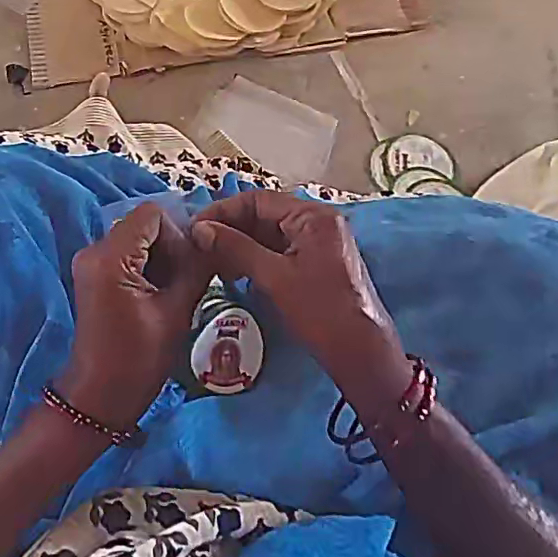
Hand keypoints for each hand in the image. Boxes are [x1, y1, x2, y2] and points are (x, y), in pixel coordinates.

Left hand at [56, 203, 211, 429]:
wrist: (100, 398)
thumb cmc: (138, 359)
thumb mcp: (176, 311)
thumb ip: (196, 268)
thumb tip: (216, 241)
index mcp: (110, 257)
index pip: (152, 215)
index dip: (178, 234)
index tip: (189, 266)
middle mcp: (94, 251)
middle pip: (144, 225)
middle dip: (171, 247)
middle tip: (186, 282)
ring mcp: (91, 263)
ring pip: (138, 239)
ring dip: (162, 259)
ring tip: (174, 293)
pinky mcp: (94, 275)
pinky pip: (128, 254)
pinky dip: (148, 267)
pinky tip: (160, 295)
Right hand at [192, 191, 409, 408]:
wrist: (362, 356)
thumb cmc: (320, 311)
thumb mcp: (274, 277)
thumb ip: (236, 248)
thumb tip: (200, 230)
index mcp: (313, 216)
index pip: (258, 200)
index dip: (223, 211)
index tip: (195, 229)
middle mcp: (318, 222)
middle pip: (263, 215)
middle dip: (230, 230)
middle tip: (198, 248)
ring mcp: (319, 243)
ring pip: (269, 235)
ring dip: (240, 246)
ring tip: (211, 262)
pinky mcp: (317, 264)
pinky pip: (279, 252)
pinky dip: (255, 259)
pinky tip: (234, 273)